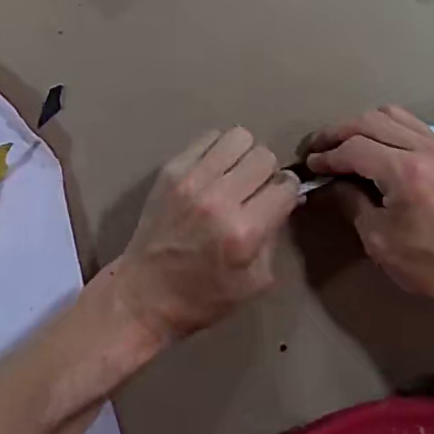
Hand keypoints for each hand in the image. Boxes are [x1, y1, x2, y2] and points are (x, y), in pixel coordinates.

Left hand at [110, 127, 299, 341]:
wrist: (145, 294)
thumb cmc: (204, 297)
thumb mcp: (256, 281)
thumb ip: (275, 235)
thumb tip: (286, 197)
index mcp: (244, 231)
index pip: (285, 186)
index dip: (288, 191)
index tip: (280, 198)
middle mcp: (219, 198)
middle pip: (264, 156)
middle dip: (267, 172)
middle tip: (255, 188)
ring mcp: (192, 179)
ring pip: (238, 137)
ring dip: (243, 154)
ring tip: (234, 174)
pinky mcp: (171, 170)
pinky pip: (207, 137)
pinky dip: (217, 149)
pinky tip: (213, 169)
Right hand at [303, 105, 433, 316]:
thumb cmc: (430, 266)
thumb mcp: (378, 239)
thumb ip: (351, 202)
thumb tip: (332, 182)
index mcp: (405, 171)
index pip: (354, 147)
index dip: (327, 155)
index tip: (309, 164)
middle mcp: (424, 148)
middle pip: (369, 121)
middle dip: (338, 132)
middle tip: (318, 148)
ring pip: (391, 114)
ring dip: (362, 124)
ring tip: (344, 143)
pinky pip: (411, 124)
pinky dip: (387, 127)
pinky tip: (376, 146)